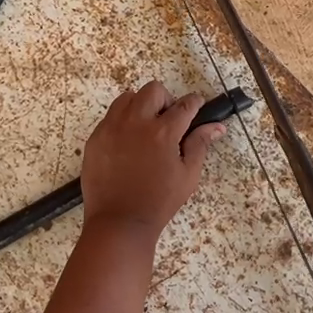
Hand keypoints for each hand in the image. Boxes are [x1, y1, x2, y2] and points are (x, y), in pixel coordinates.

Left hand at [80, 81, 225, 240]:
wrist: (119, 222)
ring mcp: (112, 128)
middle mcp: (136, 122)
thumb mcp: (187, 176)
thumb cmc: (158, 202)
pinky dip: (122, 121)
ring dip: (140, 106)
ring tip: (144, 128)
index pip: (184, 105)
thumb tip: (216, 126)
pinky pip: (110, 116)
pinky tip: (127, 142)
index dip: (194, 102)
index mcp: (163, 132)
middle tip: (167, 120)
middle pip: (153, 90)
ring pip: (128, 98)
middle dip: (165, 100)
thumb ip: (200, 145)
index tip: (196, 104)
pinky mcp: (96, 137)